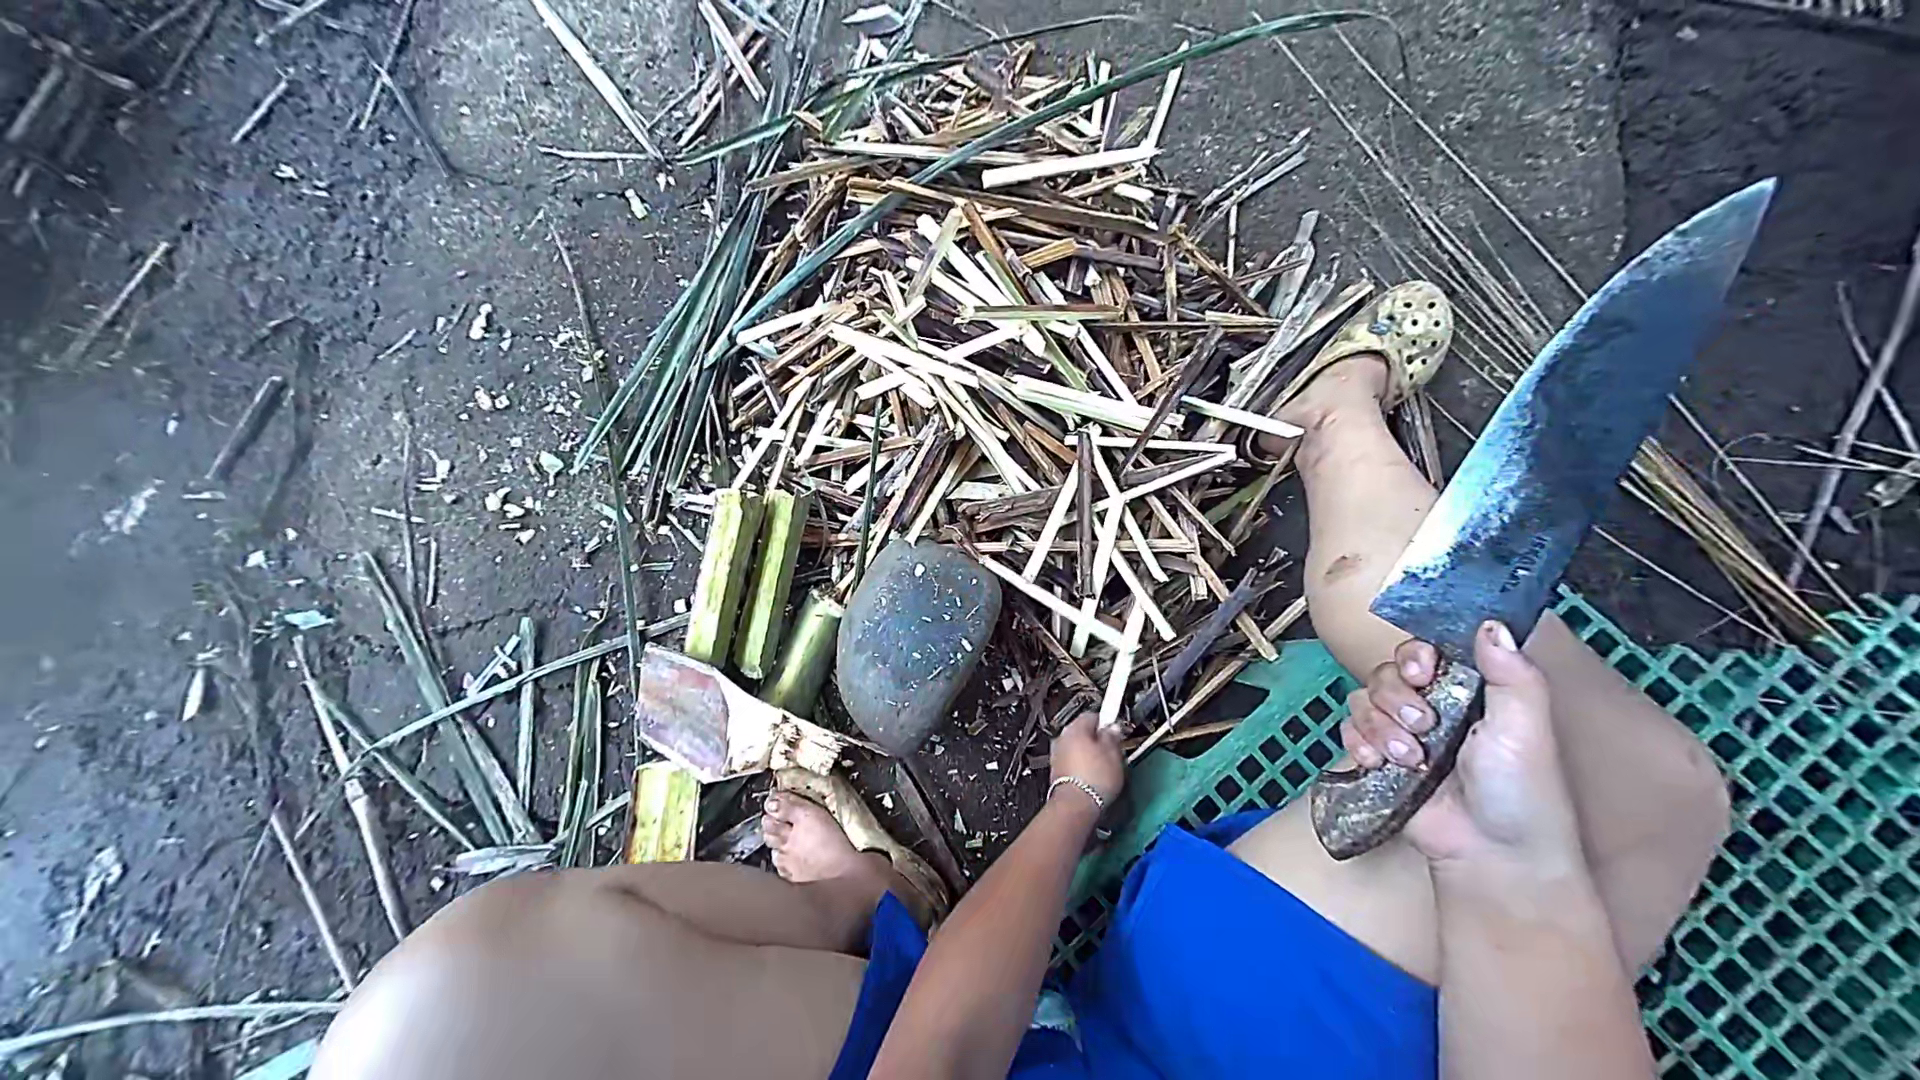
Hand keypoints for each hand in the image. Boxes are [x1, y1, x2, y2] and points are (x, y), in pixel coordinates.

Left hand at [1048, 712, 1124, 809]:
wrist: (1076, 805)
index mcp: (1075, 728)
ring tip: (1105, 768)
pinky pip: (1072, 762)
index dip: (1107, 722)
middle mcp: (1062, 738)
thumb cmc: (1093, 779)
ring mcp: (1057, 755)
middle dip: (1098, 740)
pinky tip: (1093, 778)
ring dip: (1089, 754)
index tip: (1115, 729)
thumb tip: (1112, 729)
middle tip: (1113, 751)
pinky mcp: (1057, 771)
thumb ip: (1112, 736)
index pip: (1092, 715)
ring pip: (1077, 748)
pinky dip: (1082, 766)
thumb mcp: (1113, 754)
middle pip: (1083, 731)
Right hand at [1342, 621, 1583, 875]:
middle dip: (1396, 698)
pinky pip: (1348, 732)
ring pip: (1362, 701)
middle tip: (1423, 726)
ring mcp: (1401, 733)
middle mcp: (1431, 707)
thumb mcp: (1526, 730)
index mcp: (1467, 692)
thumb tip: (1494, 623)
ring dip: (1380, 728)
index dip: (1413, 656)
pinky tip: (1380, 765)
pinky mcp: (1378, 758)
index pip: (1424, 652)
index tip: (1420, 671)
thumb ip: (1512, 676)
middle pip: (1385, 674)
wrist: (1490, 856)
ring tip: (1409, 759)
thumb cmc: (1521, 795)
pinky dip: (1359, 744)